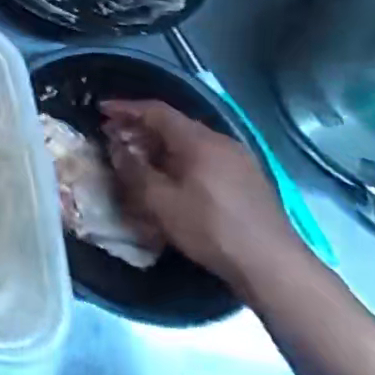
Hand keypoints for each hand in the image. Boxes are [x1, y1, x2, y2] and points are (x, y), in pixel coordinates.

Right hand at [99, 98, 311, 293]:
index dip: (126, 108)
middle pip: (174, 125)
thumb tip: (117, 148)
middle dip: (140, 128)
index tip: (101, 110)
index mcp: (200, 141)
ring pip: (190, 141)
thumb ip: (133, 169)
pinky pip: (205, 156)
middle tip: (112, 136)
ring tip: (136, 157)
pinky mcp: (247, 179)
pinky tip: (169, 176)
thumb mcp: (160, 201)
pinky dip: (179, 158)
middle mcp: (222, 142)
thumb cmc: (210, 228)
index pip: (156, 111)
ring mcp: (239, 160)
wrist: (273, 265)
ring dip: (159, 144)